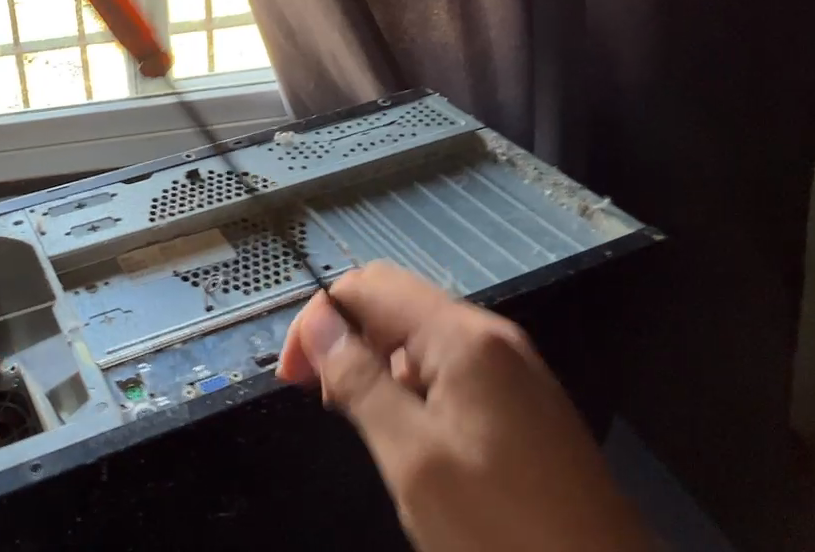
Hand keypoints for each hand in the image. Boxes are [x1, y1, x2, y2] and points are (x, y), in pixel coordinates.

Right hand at [278, 262, 651, 551]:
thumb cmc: (504, 532)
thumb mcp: (413, 459)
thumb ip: (358, 382)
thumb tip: (318, 324)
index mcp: (463, 338)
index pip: (366, 287)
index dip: (318, 320)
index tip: (292, 377)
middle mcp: (490, 337)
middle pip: (394, 302)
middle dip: (345, 336)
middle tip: (320, 395)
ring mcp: (512, 369)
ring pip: (418, 336)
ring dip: (376, 362)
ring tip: (361, 421)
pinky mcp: (522, 403)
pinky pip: (448, 367)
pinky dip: (410, 384)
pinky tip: (408, 433)